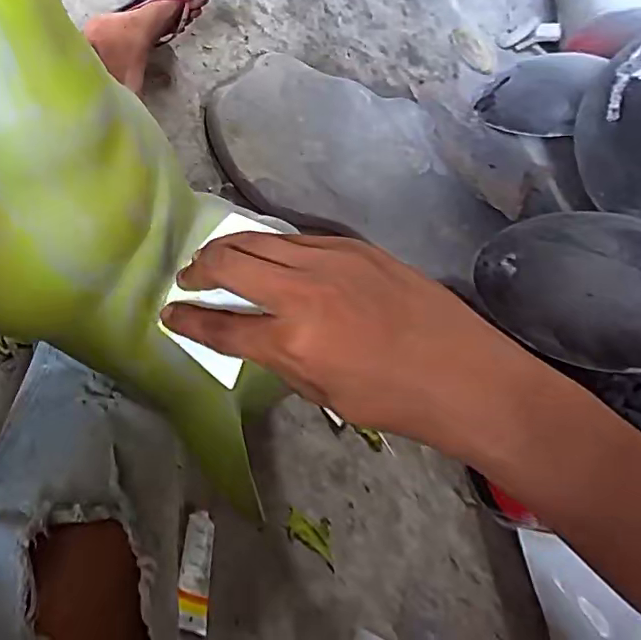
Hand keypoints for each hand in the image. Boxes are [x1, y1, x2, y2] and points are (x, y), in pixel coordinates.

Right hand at [160, 233, 556, 459]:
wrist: (473, 378)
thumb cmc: (397, 402)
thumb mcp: (323, 392)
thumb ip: (274, 356)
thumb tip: (244, 331)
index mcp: (294, 340)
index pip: (219, 325)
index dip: (186, 319)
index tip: (167, 313)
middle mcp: (302, 292)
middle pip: (225, 262)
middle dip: (196, 270)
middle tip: (188, 278)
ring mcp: (327, 260)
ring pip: (253, 239)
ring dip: (226, 249)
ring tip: (216, 260)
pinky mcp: (349, 245)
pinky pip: (291, 239)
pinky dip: (269, 248)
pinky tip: (270, 260)